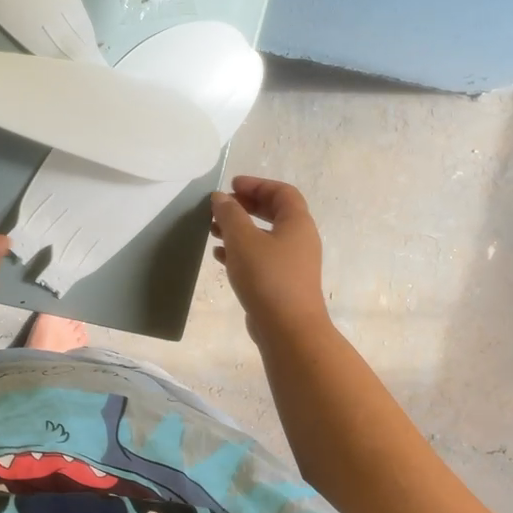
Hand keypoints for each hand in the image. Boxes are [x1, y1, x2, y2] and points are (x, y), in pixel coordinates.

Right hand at [211, 175, 329, 344]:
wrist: (288, 328)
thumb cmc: (267, 277)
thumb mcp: (243, 240)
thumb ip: (230, 215)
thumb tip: (221, 198)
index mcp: (297, 223)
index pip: (281, 192)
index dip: (257, 185)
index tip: (232, 185)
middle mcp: (299, 239)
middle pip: (274, 213)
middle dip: (246, 207)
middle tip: (221, 206)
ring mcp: (292, 263)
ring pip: (264, 236)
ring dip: (239, 229)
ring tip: (213, 230)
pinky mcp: (281, 282)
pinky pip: (260, 257)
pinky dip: (240, 251)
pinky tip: (219, 256)